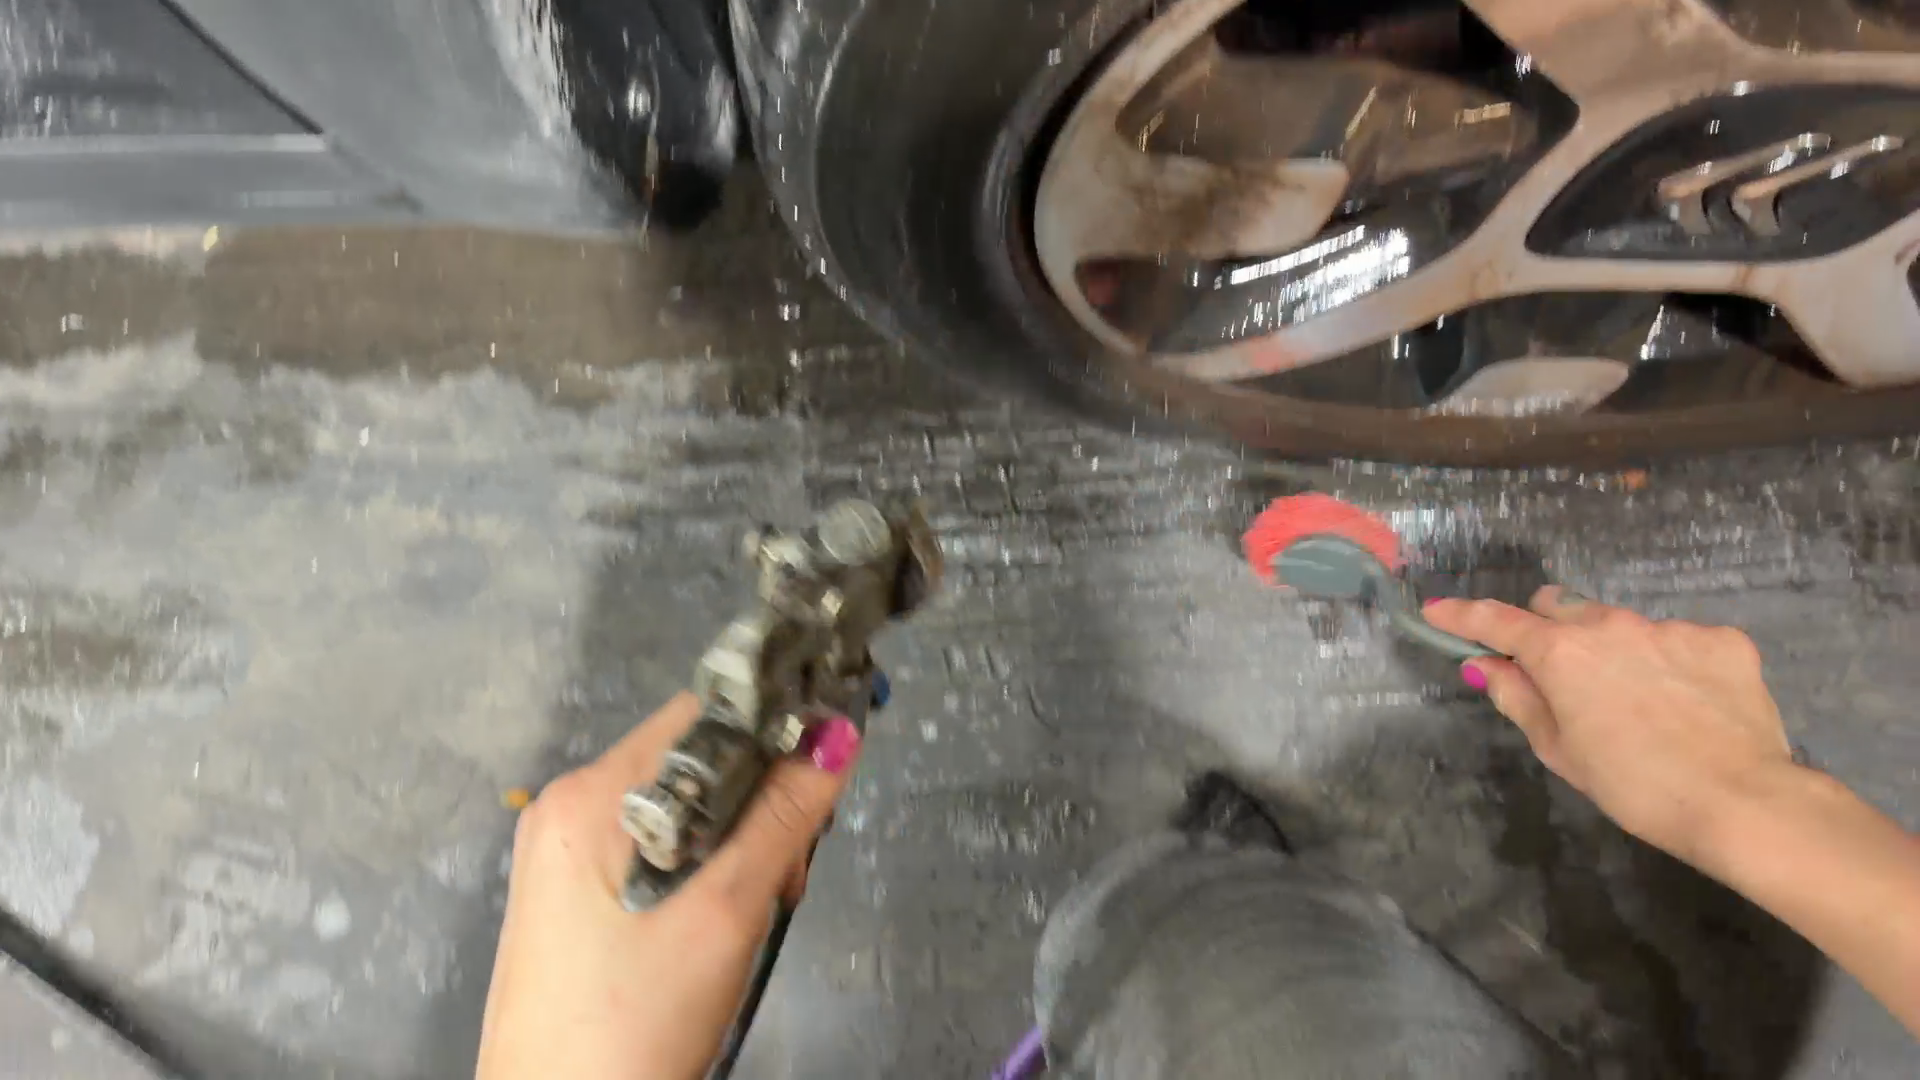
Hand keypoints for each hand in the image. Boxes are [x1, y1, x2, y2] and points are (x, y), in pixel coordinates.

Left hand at [476, 693, 861, 1079]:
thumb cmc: (638, 1020)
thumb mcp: (727, 910)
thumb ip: (786, 815)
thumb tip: (842, 732)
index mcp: (592, 793)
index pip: (703, 716)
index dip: (772, 729)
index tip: (819, 776)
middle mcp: (572, 805)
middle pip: (696, 762)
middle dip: (760, 798)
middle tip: (790, 866)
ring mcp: (567, 851)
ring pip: (686, 805)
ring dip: (741, 836)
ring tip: (763, 900)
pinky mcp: (574, 892)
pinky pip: (661, 844)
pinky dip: (707, 863)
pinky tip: (725, 912)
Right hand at [1424, 587, 1792, 864]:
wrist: (1747, 806)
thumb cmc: (1632, 784)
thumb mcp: (1556, 747)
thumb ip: (1515, 695)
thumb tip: (1486, 665)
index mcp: (1558, 652)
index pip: (1493, 620)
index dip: (1459, 616)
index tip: (1435, 612)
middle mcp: (1608, 626)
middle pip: (1558, 606)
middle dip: (1547, 630)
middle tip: (1557, 673)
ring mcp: (1669, 630)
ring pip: (1618, 624)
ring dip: (1610, 648)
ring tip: (1636, 699)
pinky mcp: (1723, 642)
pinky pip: (1676, 640)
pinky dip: (1667, 661)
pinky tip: (1684, 701)